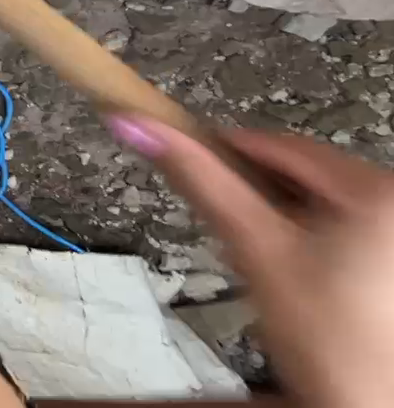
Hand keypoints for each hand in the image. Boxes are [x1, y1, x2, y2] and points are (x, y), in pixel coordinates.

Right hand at [110, 117, 393, 407]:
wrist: (375, 404)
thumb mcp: (250, 243)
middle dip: (258, 199)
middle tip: (246, 240)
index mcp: (373, 189)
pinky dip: (314, 239)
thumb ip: (192, 175)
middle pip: (295, 173)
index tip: (193, 182)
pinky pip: (345, 224)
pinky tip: (311, 278)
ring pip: (316, 199)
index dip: (220, 161)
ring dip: (283, 219)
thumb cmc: (329, 334)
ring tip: (278, 264)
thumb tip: (131, 122)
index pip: (266, 143)